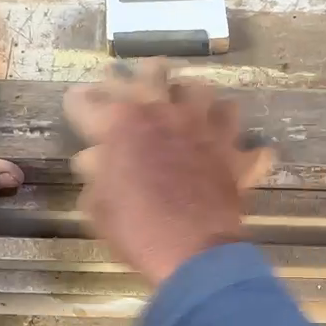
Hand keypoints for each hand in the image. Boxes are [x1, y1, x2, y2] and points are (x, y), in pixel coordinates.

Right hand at [64, 61, 272, 284]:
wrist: (193, 254)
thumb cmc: (136, 231)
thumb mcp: (99, 207)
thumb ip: (97, 175)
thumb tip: (96, 160)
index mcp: (123, 123)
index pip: (89, 99)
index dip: (80, 102)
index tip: (78, 106)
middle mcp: (165, 114)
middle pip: (153, 72)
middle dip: (142, 75)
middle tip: (138, 84)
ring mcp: (205, 130)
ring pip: (204, 92)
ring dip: (195, 98)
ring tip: (190, 109)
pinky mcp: (234, 154)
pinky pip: (246, 141)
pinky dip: (243, 149)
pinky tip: (237, 154)